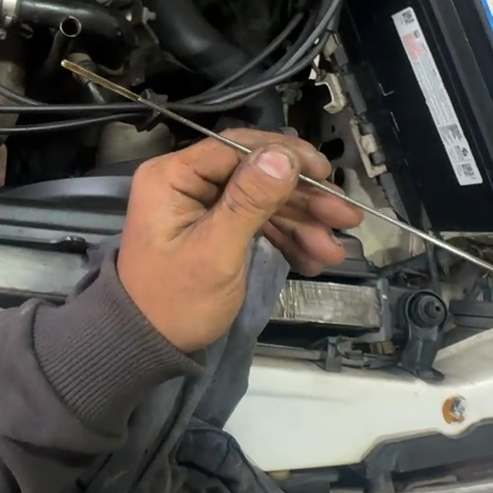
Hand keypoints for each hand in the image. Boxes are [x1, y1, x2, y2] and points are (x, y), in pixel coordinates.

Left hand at [117, 132, 361, 352]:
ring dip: (301, 222)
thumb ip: (249, 201)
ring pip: (262, 200)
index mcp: (172, 176)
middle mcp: (185, 182)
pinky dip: (286, 238)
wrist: (147, 344)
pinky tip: (313, 258)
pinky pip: (256, 223)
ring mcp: (201, 205)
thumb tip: (282, 154)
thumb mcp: (215, 251)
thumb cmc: (173, 300)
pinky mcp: (215, 228)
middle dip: (302, 197)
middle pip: (255, 174)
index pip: (234, 148)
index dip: (283, 155)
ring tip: (334, 250)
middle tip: (346, 217)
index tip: (324, 172)